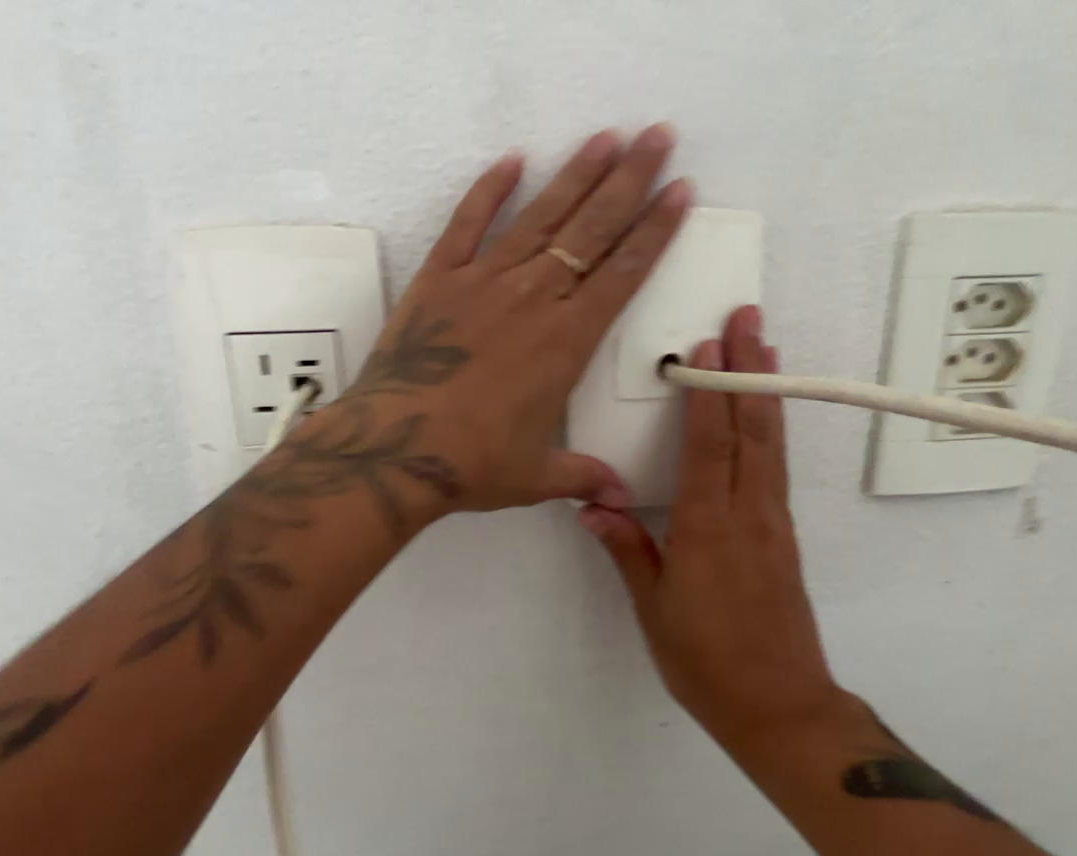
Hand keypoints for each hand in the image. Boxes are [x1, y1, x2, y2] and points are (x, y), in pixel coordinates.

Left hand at [342, 126, 691, 514]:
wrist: (395, 449)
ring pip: (540, 217)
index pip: (624, 274)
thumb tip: (619, 497)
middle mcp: (533, 299)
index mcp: (566, 342)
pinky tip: (512, 160)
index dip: (655, 231)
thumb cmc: (471, 465)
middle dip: (630, 180)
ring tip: (606, 137)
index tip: (680, 192)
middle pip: (591, 229)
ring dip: (576, 175)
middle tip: (659, 137)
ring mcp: (483, 283)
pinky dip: (489, 191)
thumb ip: (581, 476)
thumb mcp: (535, 477)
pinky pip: (466, 224)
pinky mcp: (437, 281)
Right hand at [578, 306, 844, 739]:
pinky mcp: (784, 540)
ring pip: (770, 446)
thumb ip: (629, 551)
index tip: (706, 345)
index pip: (709, 446)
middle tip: (749, 319)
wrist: (777, 704)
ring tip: (765, 349)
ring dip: (766, 394)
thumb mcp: (655, 609)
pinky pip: (775, 471)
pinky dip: (770, 433)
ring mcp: (773, 526)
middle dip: (749, 371)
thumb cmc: (705, 660)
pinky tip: (764, 420)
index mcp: (708, 529)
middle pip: (751, 431)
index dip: (707, 393)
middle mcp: (748, 516)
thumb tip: (593, 506)